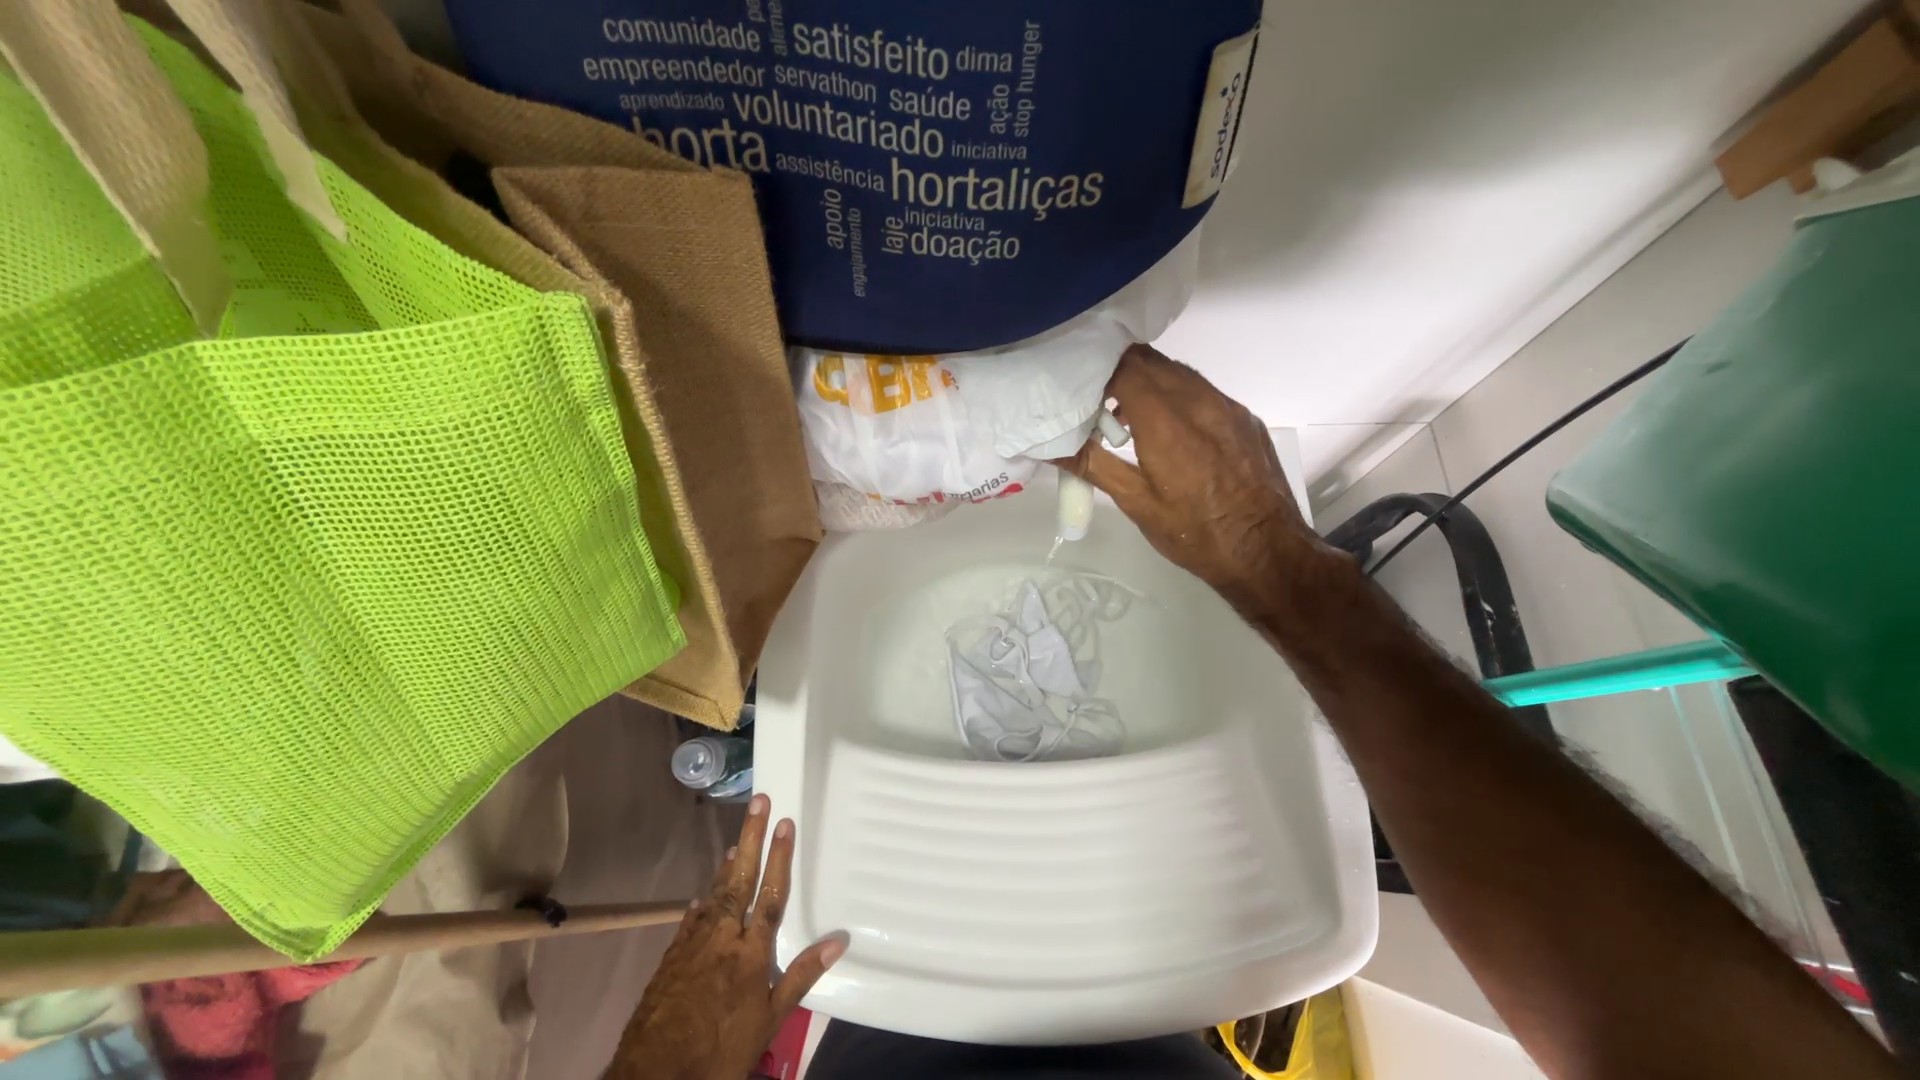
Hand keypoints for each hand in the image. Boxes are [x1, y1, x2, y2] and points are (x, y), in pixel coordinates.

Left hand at [614, 795, 845, 1079]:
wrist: (655, 1072)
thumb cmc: (721, 1047)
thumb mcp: (770, 1019)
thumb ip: (801, 975)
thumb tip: (839, 939)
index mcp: (751, 951)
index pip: (771, 893)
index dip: (780, 856)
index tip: (785, 822)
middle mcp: (722, 936)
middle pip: (740, 877)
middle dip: (752, 836)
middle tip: (759, 801)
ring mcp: (694, 943)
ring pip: (715, 892)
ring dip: (729, 864)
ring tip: (739, 839)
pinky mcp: (673, 955)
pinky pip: (693, 917)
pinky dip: (704, 900)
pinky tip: (705, 896)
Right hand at [1054, 344, 1335, 615]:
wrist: (1266, 551)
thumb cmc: (1194, 532)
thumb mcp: (1136, 503)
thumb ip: (1092, 465)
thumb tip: (1049, 446)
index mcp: (1164, 419)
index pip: (1122, 366)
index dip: (1095, 371)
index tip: (1077, 391)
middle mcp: (1197, 400)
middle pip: (1149, 360)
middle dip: (1118, 372)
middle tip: (1096, 401)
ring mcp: (1226, 405)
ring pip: (1177, 372)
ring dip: (1148, 383)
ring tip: (1129, 417)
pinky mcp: (1244, 417)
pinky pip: (1202, 391)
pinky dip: (1177, 396)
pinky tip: (1170, 431)